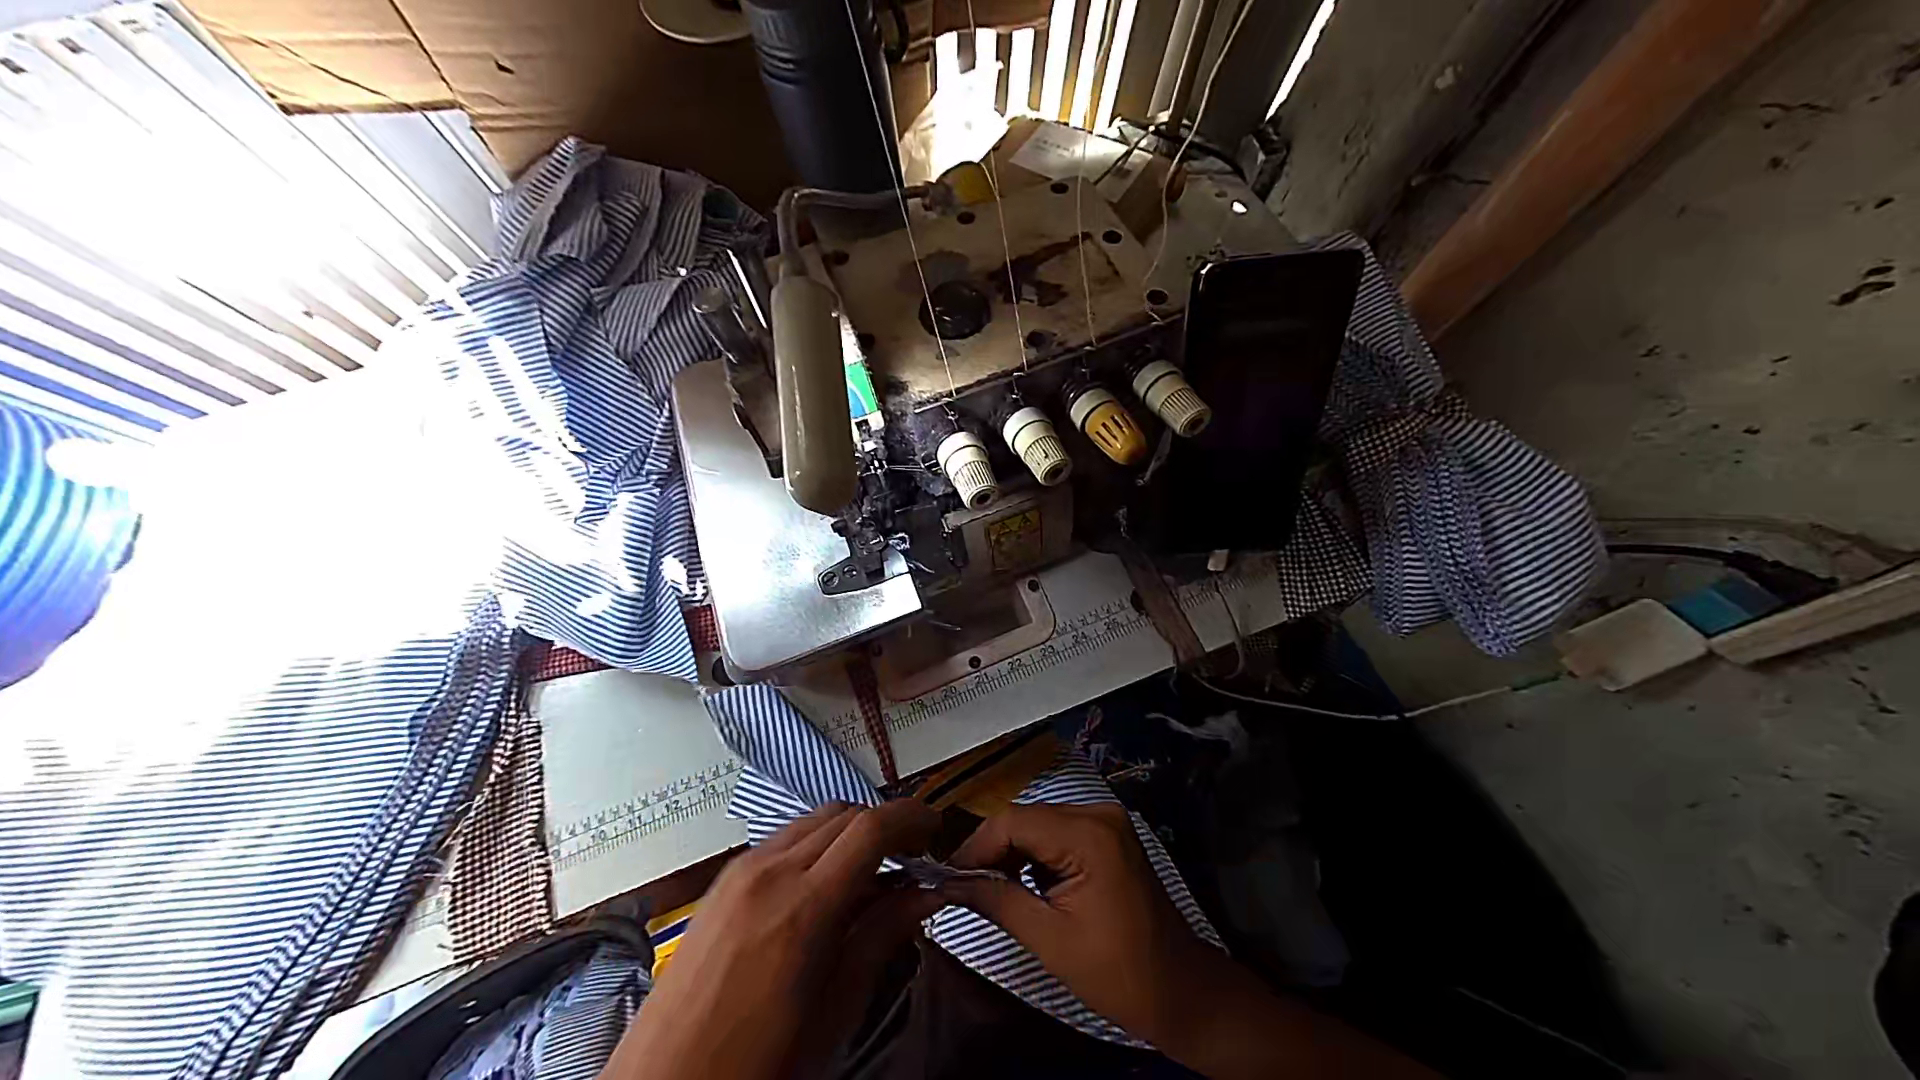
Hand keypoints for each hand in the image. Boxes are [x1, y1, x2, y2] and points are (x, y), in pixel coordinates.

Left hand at [601, 800, 942, 1079]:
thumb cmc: (750, 1067)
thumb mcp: (834, 1009)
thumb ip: (883, 936)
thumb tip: (923, 896)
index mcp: (802, 908)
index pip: (870, 827)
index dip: (910, 818)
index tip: (932, 829)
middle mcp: (768, 874)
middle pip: (844, 813)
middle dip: (884, 824)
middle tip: (910, 854)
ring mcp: (739, 872)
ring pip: (813, 819)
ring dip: (850, 831)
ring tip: (872, 871)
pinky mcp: (722, 881)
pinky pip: (782, 838)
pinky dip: (816, 844)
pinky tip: (826, 883)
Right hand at [940, 803, 1438, 1079]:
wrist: (1181, 991)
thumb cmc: (1118, 973)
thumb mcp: (1049, 940)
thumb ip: (996, 900)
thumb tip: (949, 881)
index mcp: (1088, 836)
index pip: (1013, 822)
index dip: (975, 846)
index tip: (947, 873)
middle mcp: (1098, 814)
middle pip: (1025, 818)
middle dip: (991, 849)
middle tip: (961, 881)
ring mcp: (1106, 821)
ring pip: (1038, 823)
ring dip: (1011, 851)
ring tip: (986, 885)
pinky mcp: (1107, 834)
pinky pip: (1057, 832)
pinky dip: (1034, 853)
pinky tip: (1020, 881)